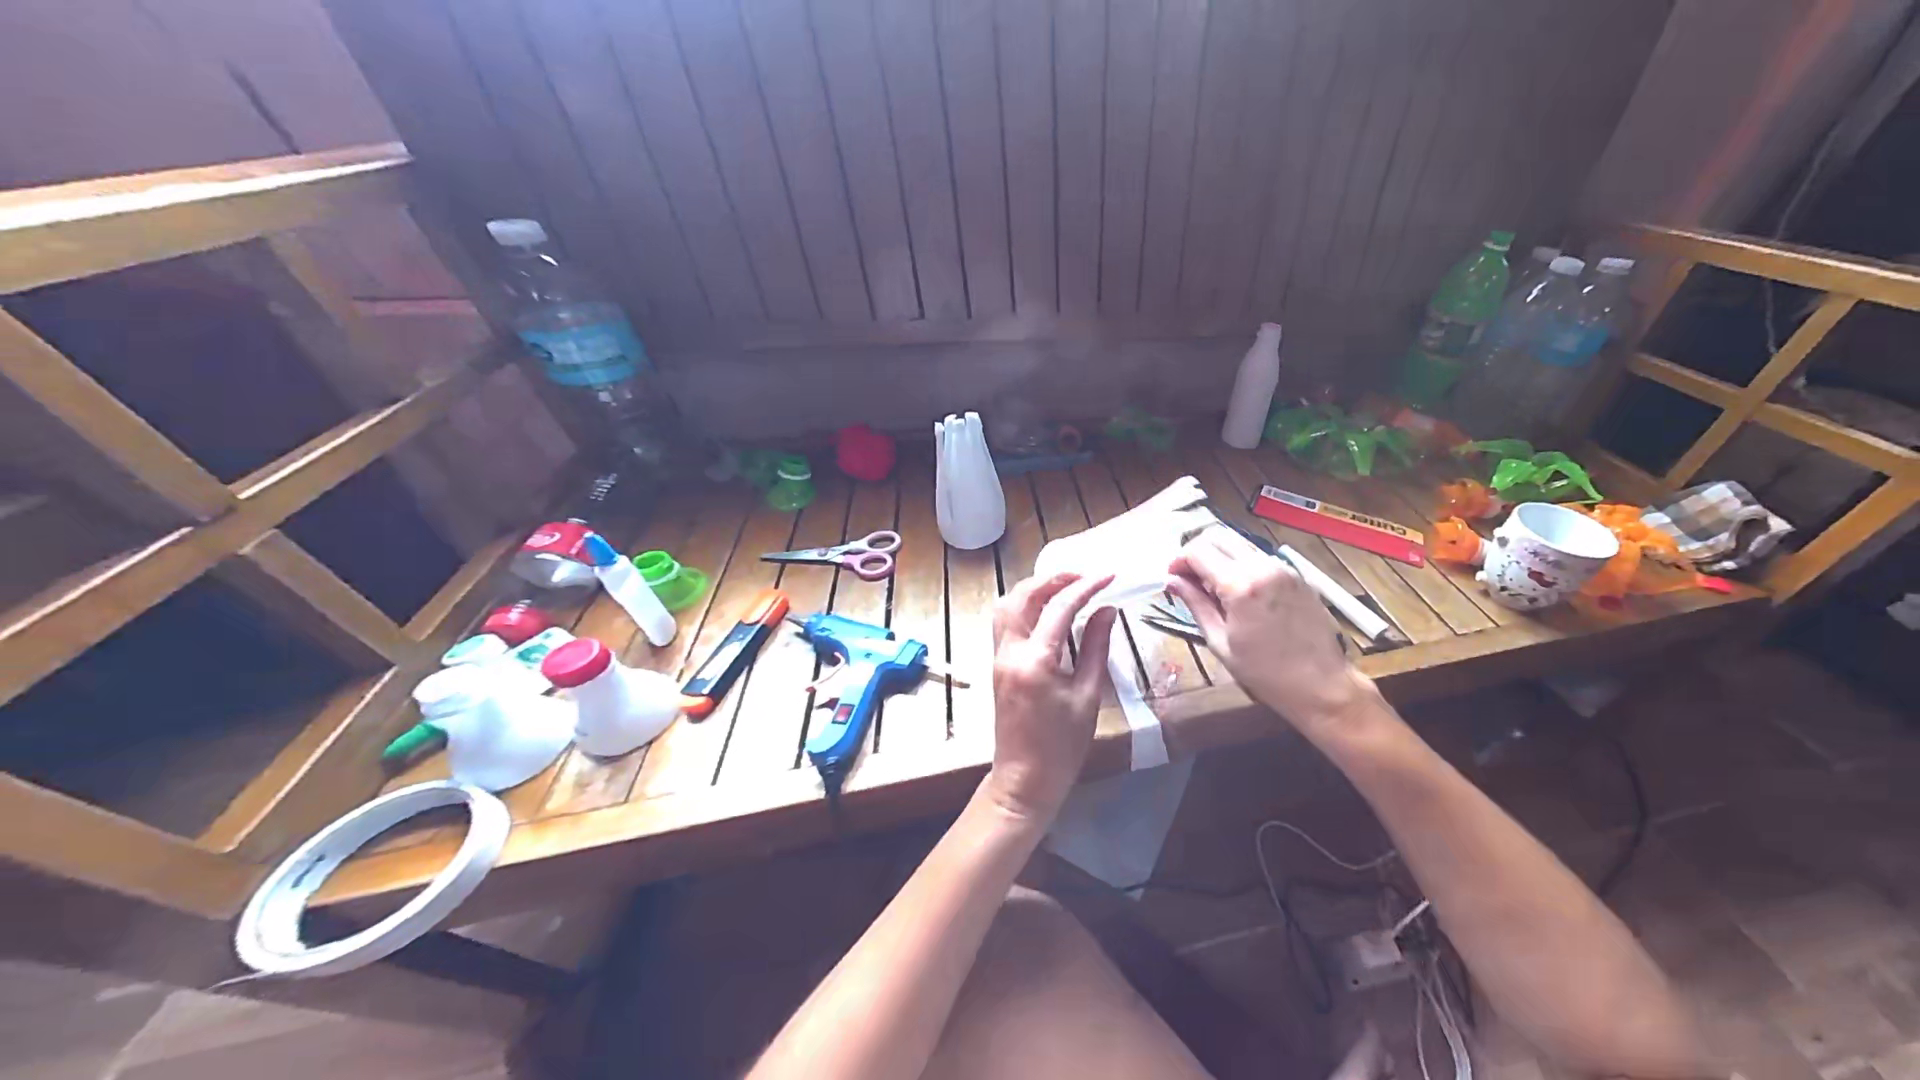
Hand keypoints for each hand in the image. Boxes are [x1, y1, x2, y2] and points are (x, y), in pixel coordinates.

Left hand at [982, 572, 1118, 822]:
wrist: (1024, 779)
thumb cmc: (1062, 746)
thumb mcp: (1087, 696)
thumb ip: (1096, 648)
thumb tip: (1107, 610)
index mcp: (1035, 661)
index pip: (1059, 608)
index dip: (1086, 587)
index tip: (1109, 576)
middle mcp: (1010, 652)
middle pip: (1023, 596)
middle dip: (1053, 579)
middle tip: (1084, 576)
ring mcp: (998, 657)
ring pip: (1007, 605)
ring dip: (1034, 589)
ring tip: (1066, 587)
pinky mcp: (997, 664)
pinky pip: (1006, 622)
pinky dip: (1025, 606)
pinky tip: (1048, 610)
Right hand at [1168, 528, 1374, 735]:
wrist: (1322, 684)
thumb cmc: (1265, 672)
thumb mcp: (1220, 641)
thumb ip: (1195, 604)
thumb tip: (1172, 581)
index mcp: (1241, 585)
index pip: (1198, 551)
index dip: (1178, 561)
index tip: (1173, 579)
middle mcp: (1263, 567)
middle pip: (1218, 536)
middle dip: (1196, 552)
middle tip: (1189, 578)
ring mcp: (1283, 568)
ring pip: (1238, 542)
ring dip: (1219, 556)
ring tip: (1213, 587)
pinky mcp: (1296, 575)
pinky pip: (1258, 556)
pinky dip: (1240, 563)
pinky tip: (1238, 592)